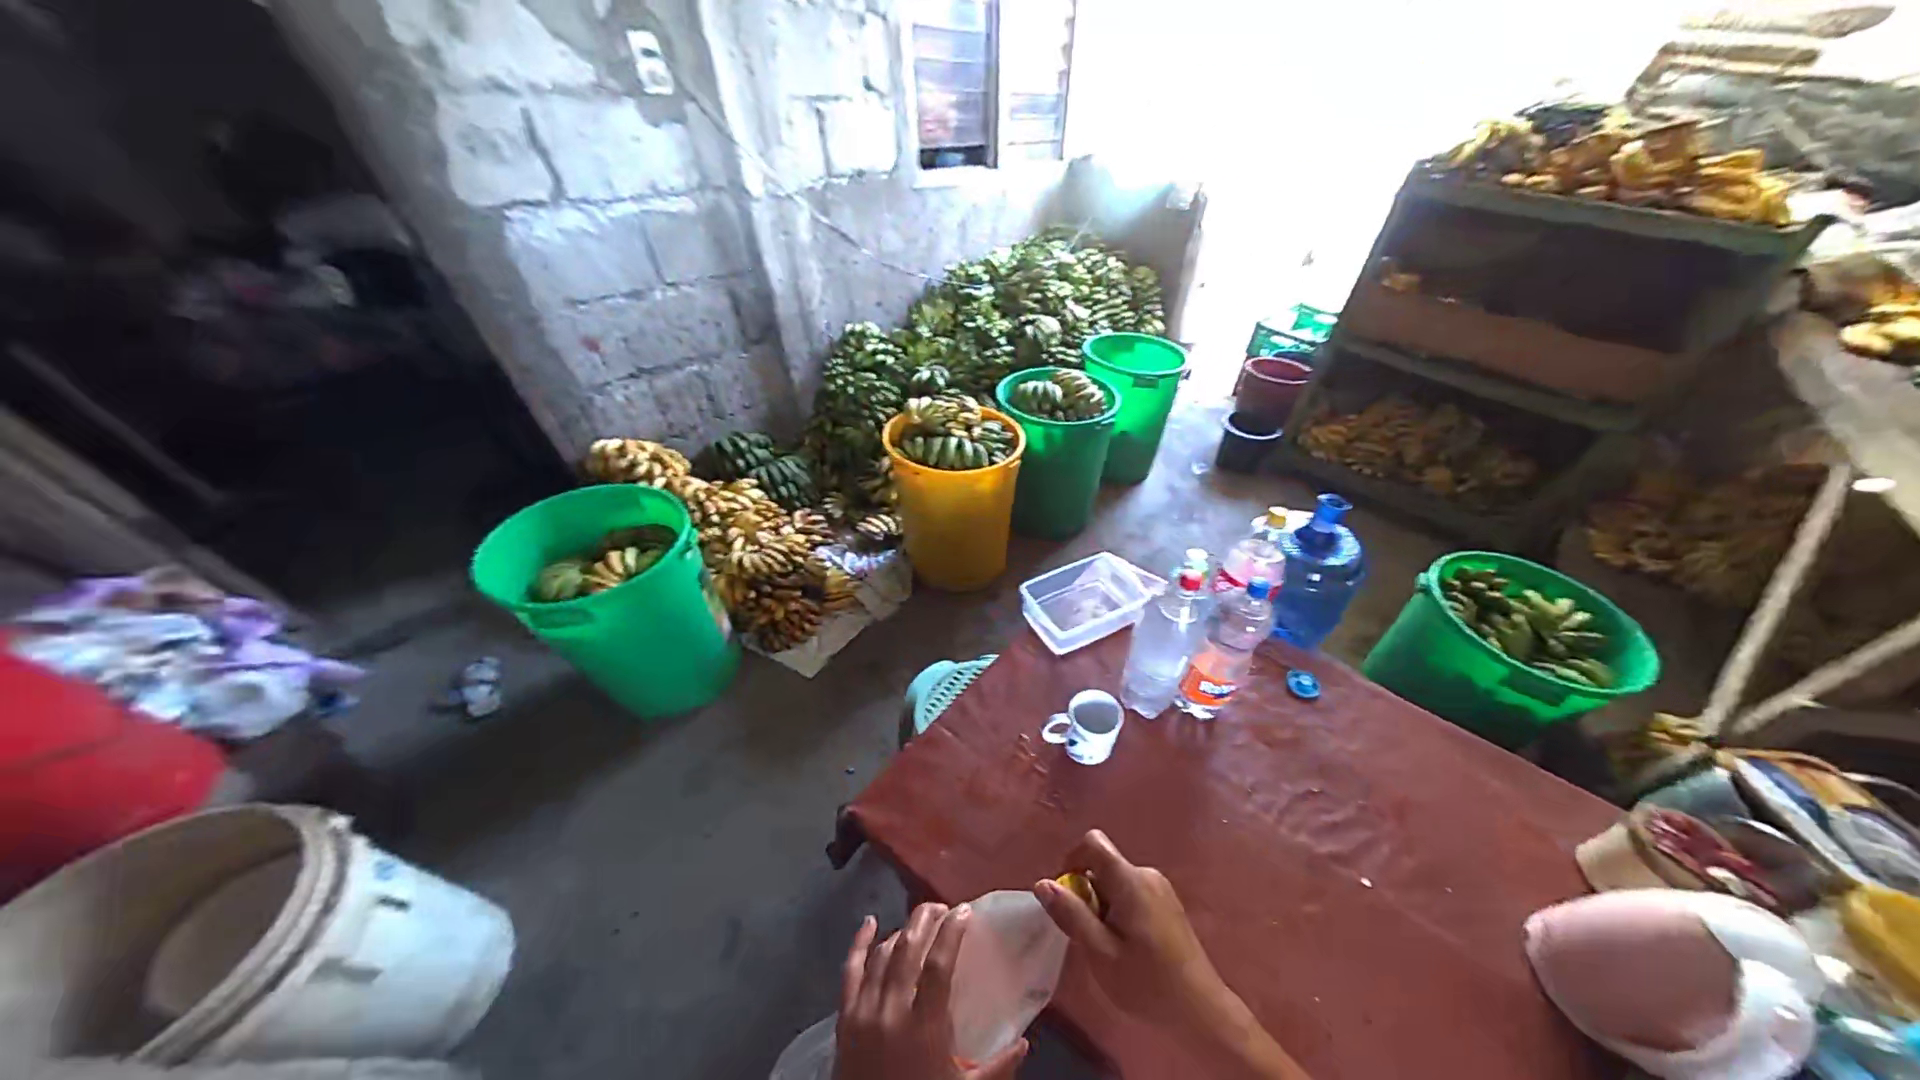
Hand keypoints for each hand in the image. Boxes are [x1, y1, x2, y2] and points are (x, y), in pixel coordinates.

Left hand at [834, 904, 1028, 1079]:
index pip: (939, 964)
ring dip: (901, 932)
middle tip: (942, 909)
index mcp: (924, 1027)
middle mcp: (892, 1011)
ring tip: (918, 924)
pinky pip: (850, 971)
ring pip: (883, 955)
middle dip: (926, 920)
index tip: (964, 912)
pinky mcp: (844, 1019)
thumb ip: (996, 1069)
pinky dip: (859, 943)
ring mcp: (864, 1012)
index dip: (952, 932)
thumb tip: (1025, 1044)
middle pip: (909, 948)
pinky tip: (870, 922)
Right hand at [1034, 831, 1309, 1079]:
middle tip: (1087, 933)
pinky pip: (1131, 891)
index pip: (1093, 843)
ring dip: (1102, 903)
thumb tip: (1043, 883)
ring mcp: (1160, 887)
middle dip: (1086, 891)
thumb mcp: (1100, 953)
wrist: (1202, 1011)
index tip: (1066, 895)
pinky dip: (1119, 909)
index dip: (1071, 860)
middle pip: (1103, 864)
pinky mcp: (1167, 902)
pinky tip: (1127, 946)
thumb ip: (1072, 915)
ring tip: (1108, 945)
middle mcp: (1146, 874)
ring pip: (1115, 880)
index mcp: (1130, 881)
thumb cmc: (1147, 983)